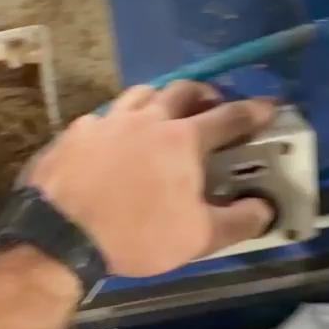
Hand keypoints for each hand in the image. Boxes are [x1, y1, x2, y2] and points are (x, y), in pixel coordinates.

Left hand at [23, 81, 278, 277]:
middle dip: (204, 94)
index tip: (268, 108)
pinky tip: (113, 140)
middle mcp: (146, 118)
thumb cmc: (135, 236)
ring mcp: (106, 121)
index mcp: (183, 139)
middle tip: (212, 107)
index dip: (254, 112)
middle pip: (183, 90)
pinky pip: (103, 117)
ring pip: (140, 94)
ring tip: (163, 115)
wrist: (60, 237)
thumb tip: (263, 208)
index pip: (230, 117)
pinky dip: (117, 123)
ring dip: (159, 100)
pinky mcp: (74, 133)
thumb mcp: (197, 238)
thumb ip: (237, 222)